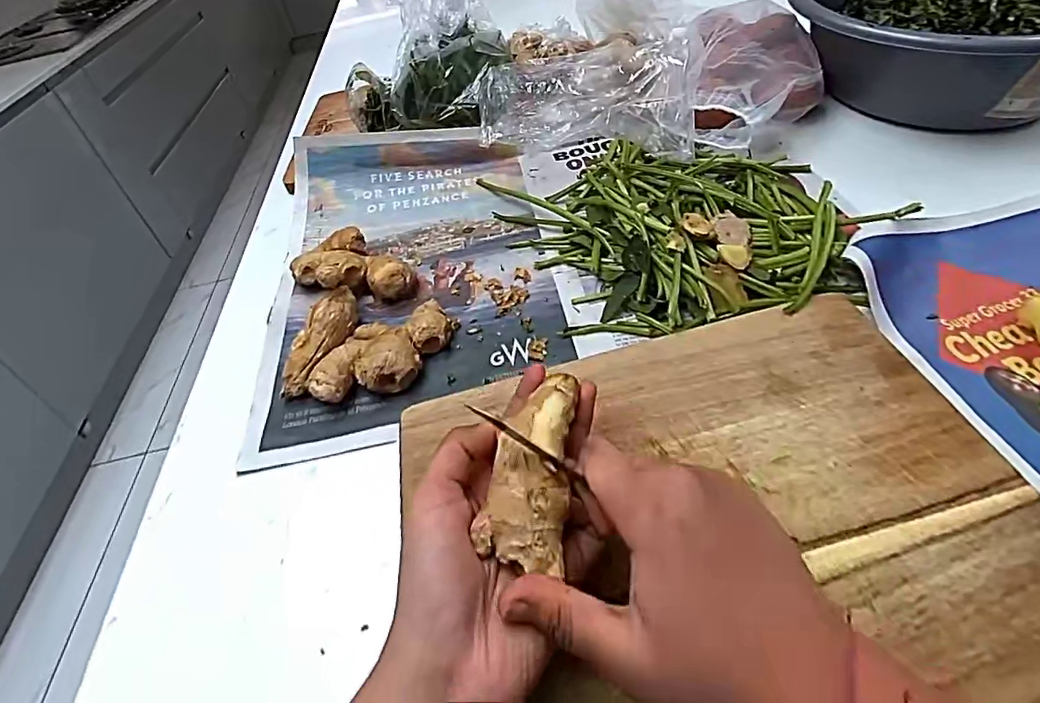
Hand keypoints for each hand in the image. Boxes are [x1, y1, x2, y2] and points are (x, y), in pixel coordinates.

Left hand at [357, 365, 600, 702]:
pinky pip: (588, 536)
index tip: (541, 375)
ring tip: (598, 418)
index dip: (522, 405)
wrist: (452, 664)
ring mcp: (538, 540)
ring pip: (567, 488)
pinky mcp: (564, 575)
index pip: (503, 437)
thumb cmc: (430, 581)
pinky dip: (600, 508)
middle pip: (541, 455)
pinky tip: (610, 476)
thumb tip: (486, 425)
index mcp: (474, 490)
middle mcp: (508, 510)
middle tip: (584, 390)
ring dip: (584, 454)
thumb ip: (456, 456)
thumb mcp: (430, 500)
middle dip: (561, 421)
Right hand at [498, 437, 853, 702]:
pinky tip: (682, 560)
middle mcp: (685, 480)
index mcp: (654, 504)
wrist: (828, 688)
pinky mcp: (741, 498)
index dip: (564, 473)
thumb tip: (509, 599)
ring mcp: (717, 485)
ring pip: (649, 476)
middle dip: (600, 500)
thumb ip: (563, 614)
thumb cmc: (726, 673)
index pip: (586, 452)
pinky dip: (669, 509)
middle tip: (602, 553)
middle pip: (617, 467)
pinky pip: (684, 486)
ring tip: (644, 564)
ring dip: (635, 505)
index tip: (555, 504)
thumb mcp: (632, 654)